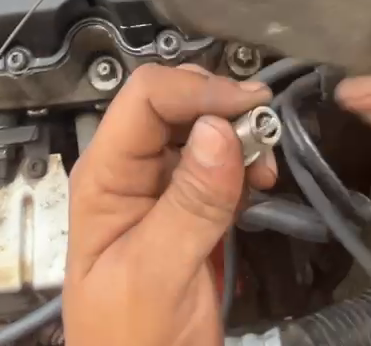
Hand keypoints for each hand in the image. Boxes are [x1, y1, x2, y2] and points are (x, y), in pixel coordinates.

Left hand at [63, 65, 277, 345]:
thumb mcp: (155, 278)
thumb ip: (189, 205)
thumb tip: (220, 129)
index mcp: (105, 174)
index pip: (145, 98)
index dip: (196, 90)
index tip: (250, 107)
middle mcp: (130, 170)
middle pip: (173, 103)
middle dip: (220, 107)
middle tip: (264, 135)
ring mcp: (161, 190)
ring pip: (200, 129)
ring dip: (237, 134)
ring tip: (266, 165)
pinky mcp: (191, 211)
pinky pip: (218, 165)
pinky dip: (243, 163)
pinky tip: (260, 184)